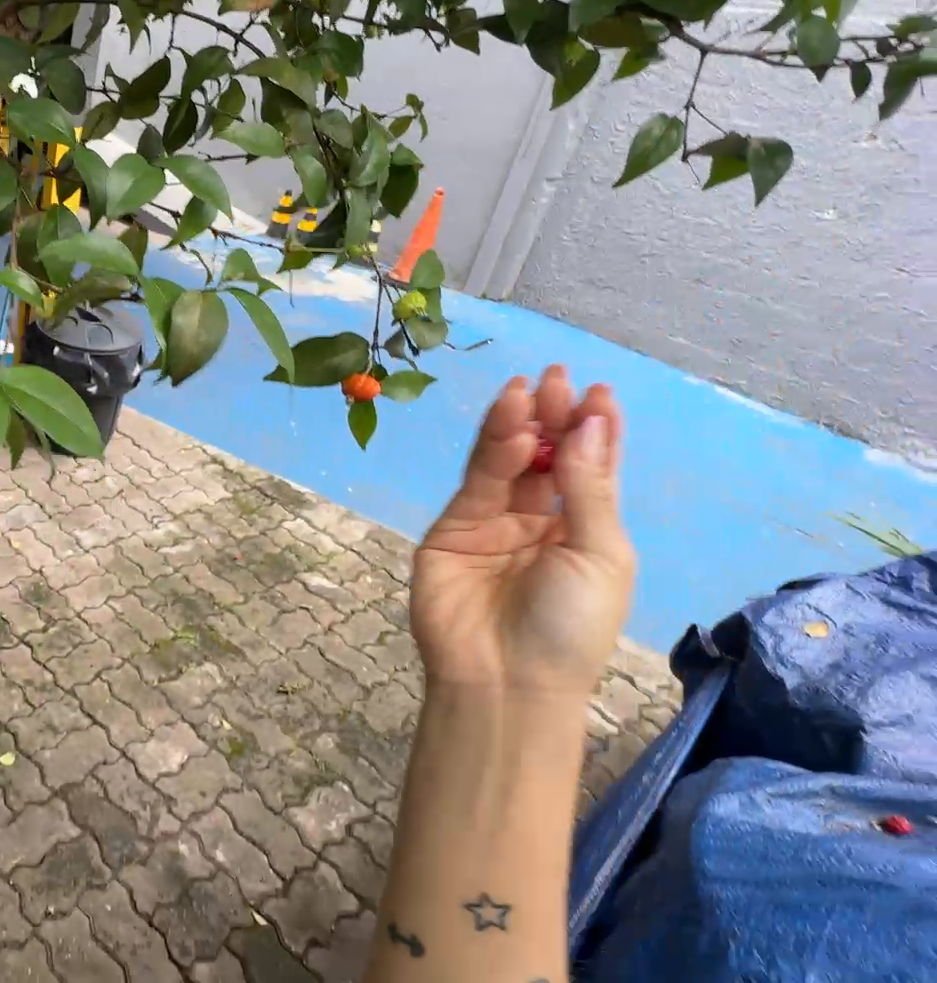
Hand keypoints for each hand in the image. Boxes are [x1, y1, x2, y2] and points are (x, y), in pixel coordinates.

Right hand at [410, 366, 634, 696]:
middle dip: (554, 416)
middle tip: (557, 377)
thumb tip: (591, 424)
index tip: (598, 392)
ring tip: (529, 390)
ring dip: (520, 424)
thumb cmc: (570, 625)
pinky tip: (510, 426)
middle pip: (546, 456)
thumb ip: (587, 488)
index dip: (594, 430)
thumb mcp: (600, 555)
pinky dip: (493, 451)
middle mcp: (539, 519)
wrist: (503, 675)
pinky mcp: (452, 526)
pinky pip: (477, 481)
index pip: (589, 468)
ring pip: (508, 462)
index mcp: (585, 529)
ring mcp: (492, 521)